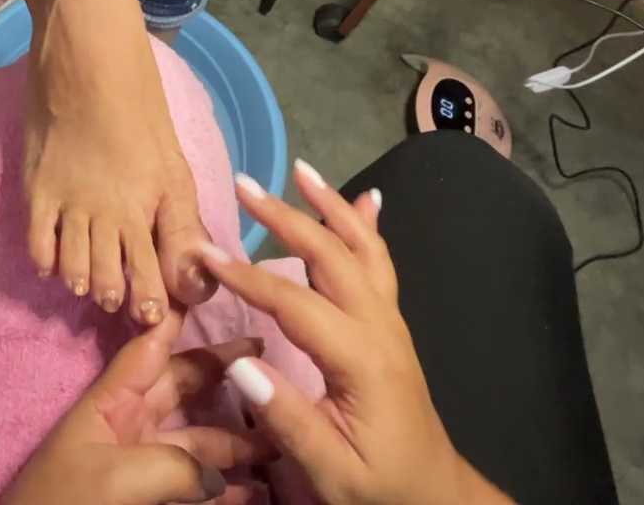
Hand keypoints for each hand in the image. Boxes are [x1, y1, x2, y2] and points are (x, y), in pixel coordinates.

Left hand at [0, 312, 273, 504]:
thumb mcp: (115, 478)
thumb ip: (173, 463)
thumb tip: (219, 473)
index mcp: (113, 402)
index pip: (151, 346)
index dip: (180, 316)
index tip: (214, 288)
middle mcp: (131, 425)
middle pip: (184, 387)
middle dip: (224, 372)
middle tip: (269, 356)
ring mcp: (143, 465)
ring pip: (199, 439)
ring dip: (237, 437)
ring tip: (280, 431)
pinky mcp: (153, 500)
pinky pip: (198, 487)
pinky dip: (228, 486)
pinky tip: (259, 487)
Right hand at [22, 0, 215, 322]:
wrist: (88, 51)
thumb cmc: (140, 99)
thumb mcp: (173, 161)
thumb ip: (182, 224)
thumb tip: (195, 283)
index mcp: (150, 208)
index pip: (156, 282)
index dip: (158, 307)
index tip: (157, 315)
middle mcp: (108, 215)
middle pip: (112, 283)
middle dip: (122, 301)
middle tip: (124, 303)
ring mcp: (68, 203)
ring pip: (75, 271)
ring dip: (86, 283)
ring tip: (92, 284)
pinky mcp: (35, 188)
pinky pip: (37, 246)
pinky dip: (48, 262)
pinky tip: (57, 260)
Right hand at [198, 163, 511, 504]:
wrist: (438, 496)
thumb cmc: (381, 487)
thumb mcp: (332, 473)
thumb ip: (287, 419)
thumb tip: (241, 363)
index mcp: (361, 360)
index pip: (295, 303)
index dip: (247, 276)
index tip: (205, 253)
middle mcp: (380, 326)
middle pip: (330, 255)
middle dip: (284, 216)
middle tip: (244, 185)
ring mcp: (389, 318)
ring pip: (361, 247)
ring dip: (329, 205)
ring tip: (302, 170)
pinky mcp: (390, 320)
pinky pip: (379, 261)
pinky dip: (367, 224)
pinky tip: (366, 197)